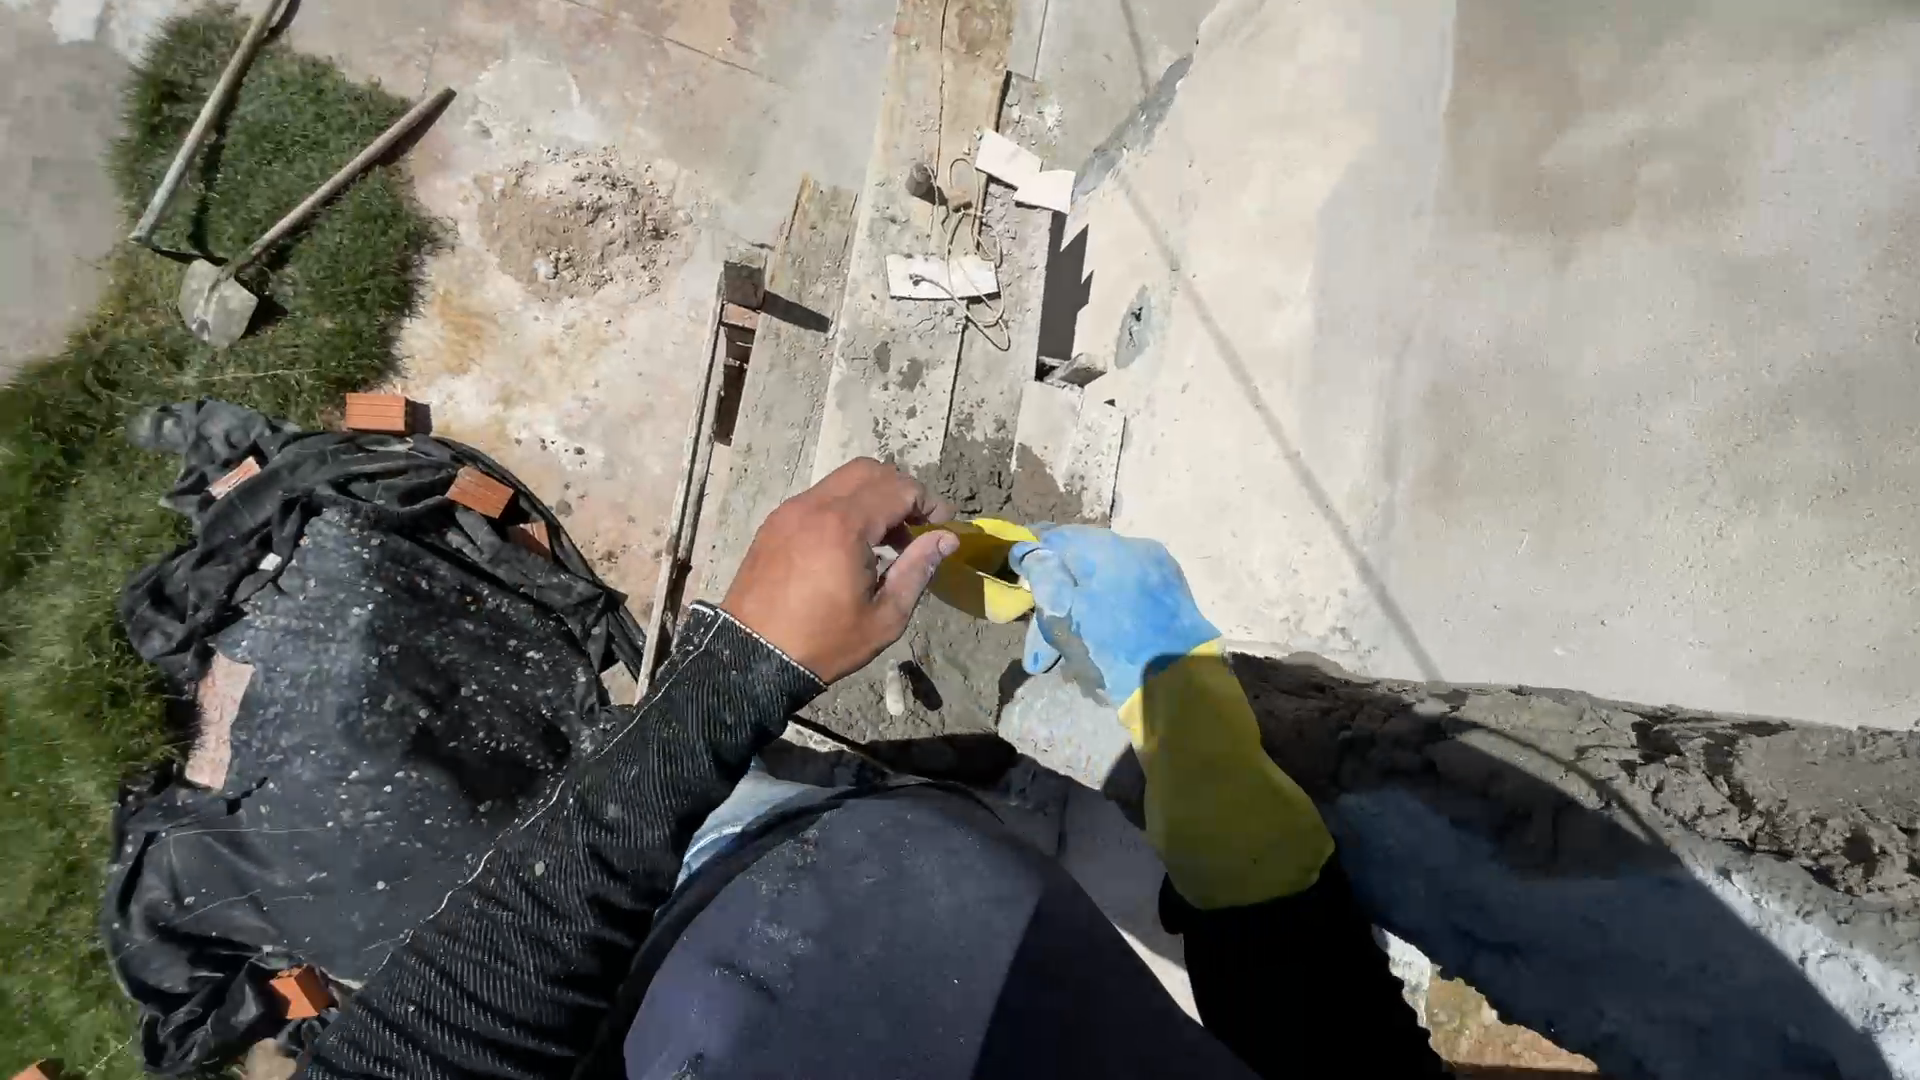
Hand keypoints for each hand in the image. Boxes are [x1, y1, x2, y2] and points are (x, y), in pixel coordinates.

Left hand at [722, 458, 957, 681]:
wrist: (751, 658)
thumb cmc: (824, 642)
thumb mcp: (885, 616)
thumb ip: (918, 569)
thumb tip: (947, 539)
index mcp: (845, 526)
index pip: (900, 488)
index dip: (929, 502)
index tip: (944, 526)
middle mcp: (815, 505)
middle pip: (870, 471)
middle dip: (901, 491)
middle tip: (917, 527)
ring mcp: (790, 511)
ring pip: (842, 481)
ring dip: (873, 498)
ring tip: (887, 541)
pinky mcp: (775, 523)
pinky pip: (819, 498)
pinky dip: (845, 508)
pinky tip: (853, 546)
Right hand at [1009, 526, 1219, 706]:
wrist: (1179, 684)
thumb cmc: (1108, 646)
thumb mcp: (1060, 611)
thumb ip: (1040, 573)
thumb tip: (1029, 549)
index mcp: (1104, 546)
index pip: (1056, 537)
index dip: (1034, 560)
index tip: (1022, 586)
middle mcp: (1134, 547)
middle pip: (1081, 567)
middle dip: (1057, 604)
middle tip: (1040, 648)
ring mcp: (1158, 571)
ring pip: (1103, 587)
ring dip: (1081, 616)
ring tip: (1067, 658)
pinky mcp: (1174, 596)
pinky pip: (1128, 598)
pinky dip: (1109, 617)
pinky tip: (1099, 648)